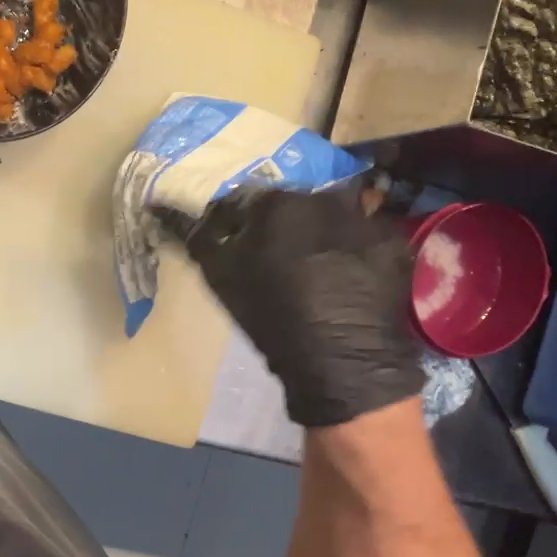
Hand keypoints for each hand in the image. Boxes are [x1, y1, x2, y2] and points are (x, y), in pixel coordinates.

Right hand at [185, 187, 420, 427]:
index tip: (232, 243)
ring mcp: (367, 219)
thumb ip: (194, 235)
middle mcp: (326, 197)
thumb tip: (160, 206)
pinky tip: (345, 277)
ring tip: (313, 267)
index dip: (235, 223)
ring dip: (320, 233)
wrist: (340, 359)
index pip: (245, 200)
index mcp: (277, 201)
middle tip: (273, 255)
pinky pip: (366, 239)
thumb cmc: (268, 312)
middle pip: (293, 203)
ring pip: (333, 217)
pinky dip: (354, 251)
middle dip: (281, 224)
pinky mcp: (396, 245)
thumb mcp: (218, 274)